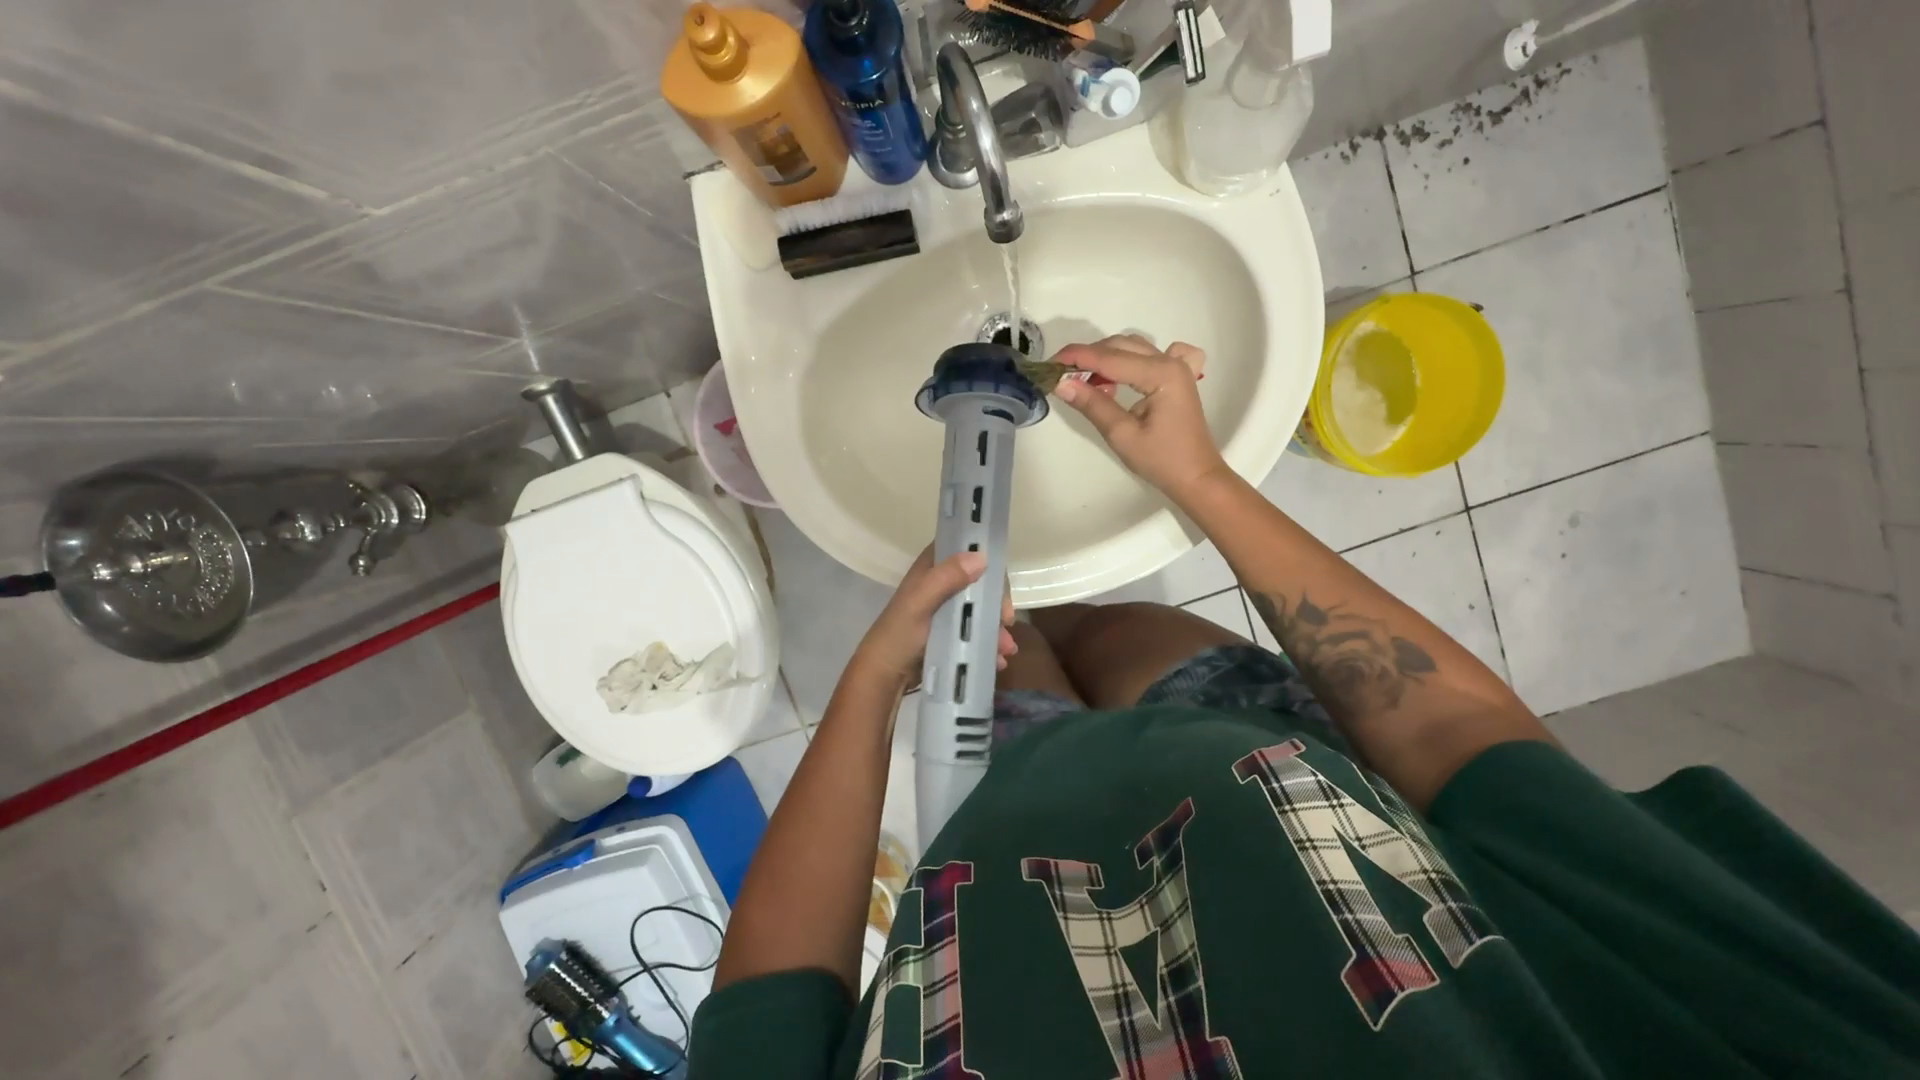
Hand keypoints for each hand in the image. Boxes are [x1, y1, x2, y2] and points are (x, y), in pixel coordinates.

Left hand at [851, 548, 1016, 684]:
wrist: (886, 674)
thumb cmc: (899, 633)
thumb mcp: (920, 602)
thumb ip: (947, 578)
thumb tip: (981, 557)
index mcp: (932, 569)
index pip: (965, 551)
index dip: (986, 560)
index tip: (1000, 581)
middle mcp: (942, 584)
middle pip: (981, 583)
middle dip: (997, 602)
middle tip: (1006, 621)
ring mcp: (948, 610)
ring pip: (983, 609)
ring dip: (997, 627)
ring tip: (1006, 649)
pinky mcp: (952, 633)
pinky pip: (978, 632)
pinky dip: (990, 643)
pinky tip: (998, 659)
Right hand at [1050, 335, 1229, 495]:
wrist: (1196, 476)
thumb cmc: (1162, 460)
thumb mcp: (1121, 434)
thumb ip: (1092, 404)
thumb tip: (1061, 384)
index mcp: (1160, 373)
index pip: (1109, 358)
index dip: (1076, 358)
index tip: (1049, 364)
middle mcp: (1169, 362)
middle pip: (1120, 345)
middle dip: (1088, 356)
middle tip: (1061, 374)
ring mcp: (1176, 367)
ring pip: (1132, 348)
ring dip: (1104, 358)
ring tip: (1082, 380)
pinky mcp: (1175, 376)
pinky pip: (1145, 357)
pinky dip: (1124, 361)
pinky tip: (1115, 380)